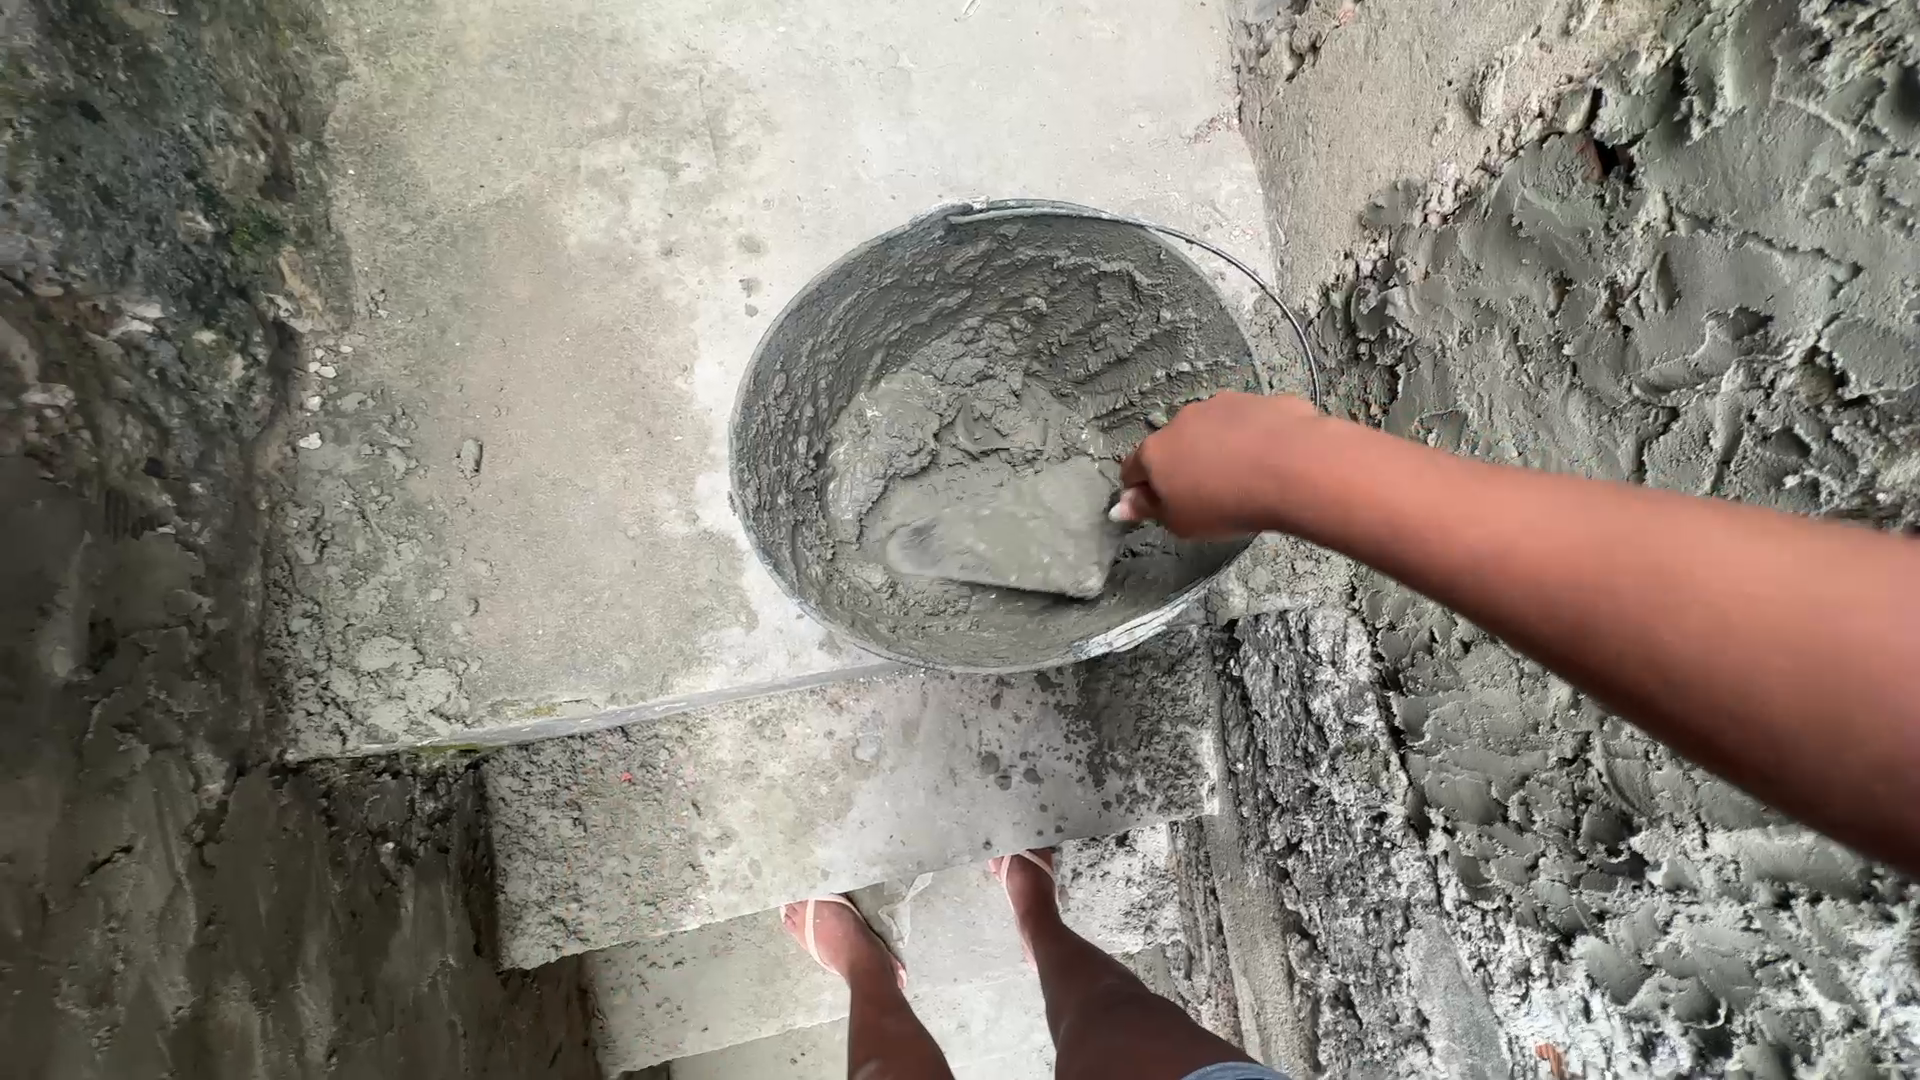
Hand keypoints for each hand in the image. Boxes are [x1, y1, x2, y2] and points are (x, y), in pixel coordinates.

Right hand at [1113, 392, 1325, 538]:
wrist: (1295, 468)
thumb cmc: (1227, 504)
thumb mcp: (1181, 523)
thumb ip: (1149, 510)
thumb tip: (1121, 507)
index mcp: (1156, 452)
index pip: (1132, 469)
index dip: (1141, 489)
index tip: (1159, 505)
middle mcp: (1182, 420)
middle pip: (1173, 445)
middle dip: (1183, 465)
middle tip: (1207, 495)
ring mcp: (1222, 405)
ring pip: (1211, 429)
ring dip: (1218, 448)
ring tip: (1244, 477)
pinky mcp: (1260, 400)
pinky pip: (1249, 423)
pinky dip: (1253, 438)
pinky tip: (1273, 461)